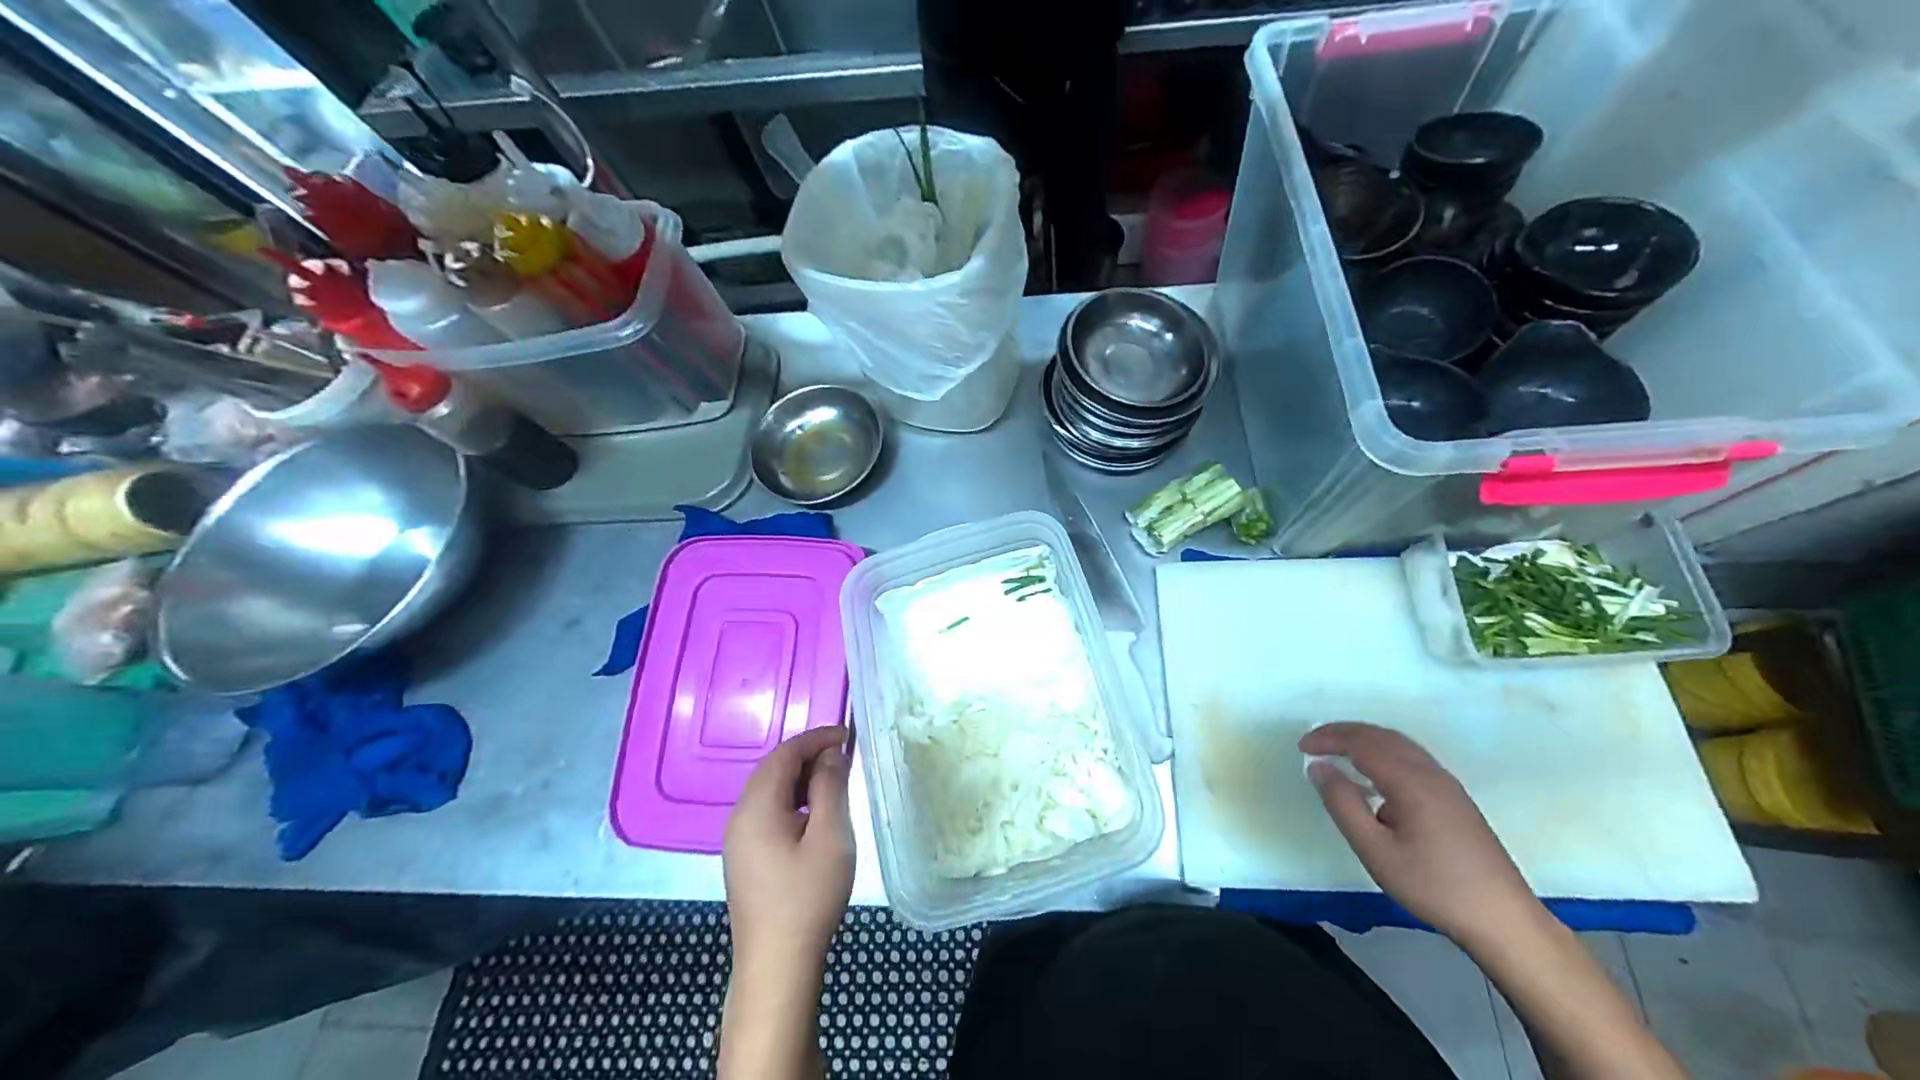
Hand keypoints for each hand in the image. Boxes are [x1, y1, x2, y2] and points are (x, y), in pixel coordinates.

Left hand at [723, 726, 855, 975]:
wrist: (777, 965)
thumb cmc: (807, 896)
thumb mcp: (830, 835)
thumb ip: (831, 787)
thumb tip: (831, 754)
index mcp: (757, 806)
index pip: (785, 753)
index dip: (816, 738)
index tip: (848, 735)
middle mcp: (739, 816)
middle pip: (773, 769)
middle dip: (808, 755)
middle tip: (845, 757)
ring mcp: (738, 839)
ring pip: (770, 791)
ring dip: (801, 778)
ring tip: (835, 782)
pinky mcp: (744, 858)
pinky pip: (767, 812)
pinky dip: (792, 800)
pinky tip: (815, 815)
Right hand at [1300, 722, 1538, 944]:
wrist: (1503, 918)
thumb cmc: (1433, 886)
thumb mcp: (1375, 850)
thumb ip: (1343, 804)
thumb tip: (1319, 767)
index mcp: (1411, 782)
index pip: (1362, 744)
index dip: (1329, 739)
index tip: (1302, 747)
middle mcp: (1431, 773)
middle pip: (1382, 736)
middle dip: (1344, 733)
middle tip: (1313, 742)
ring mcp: (1447, 785)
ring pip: (1400, 745)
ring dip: (1365, 740)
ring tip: (1337, 751)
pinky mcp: (1455, 798)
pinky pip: (1412, 758)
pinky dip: (1383, 752)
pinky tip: (1373, 774)